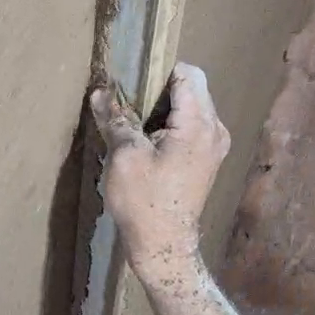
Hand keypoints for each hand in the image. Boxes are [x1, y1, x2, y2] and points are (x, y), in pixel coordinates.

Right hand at [89, 63, 230, 277]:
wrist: (163, 245)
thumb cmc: (144, 201)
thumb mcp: (124, 156)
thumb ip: (115, 119)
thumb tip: (99, 92)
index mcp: (199, 124)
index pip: (188, 74)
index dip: (159, 70)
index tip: (131, 78)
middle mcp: (215, 130)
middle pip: (192, 88)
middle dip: (159, 88)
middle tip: (127, 99)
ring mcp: (214, 146)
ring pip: (191, 107)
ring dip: (163, 108)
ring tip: (133, 121)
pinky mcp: (207, 159)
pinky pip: (191, 127)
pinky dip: (170, 124)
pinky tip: (145, 139)